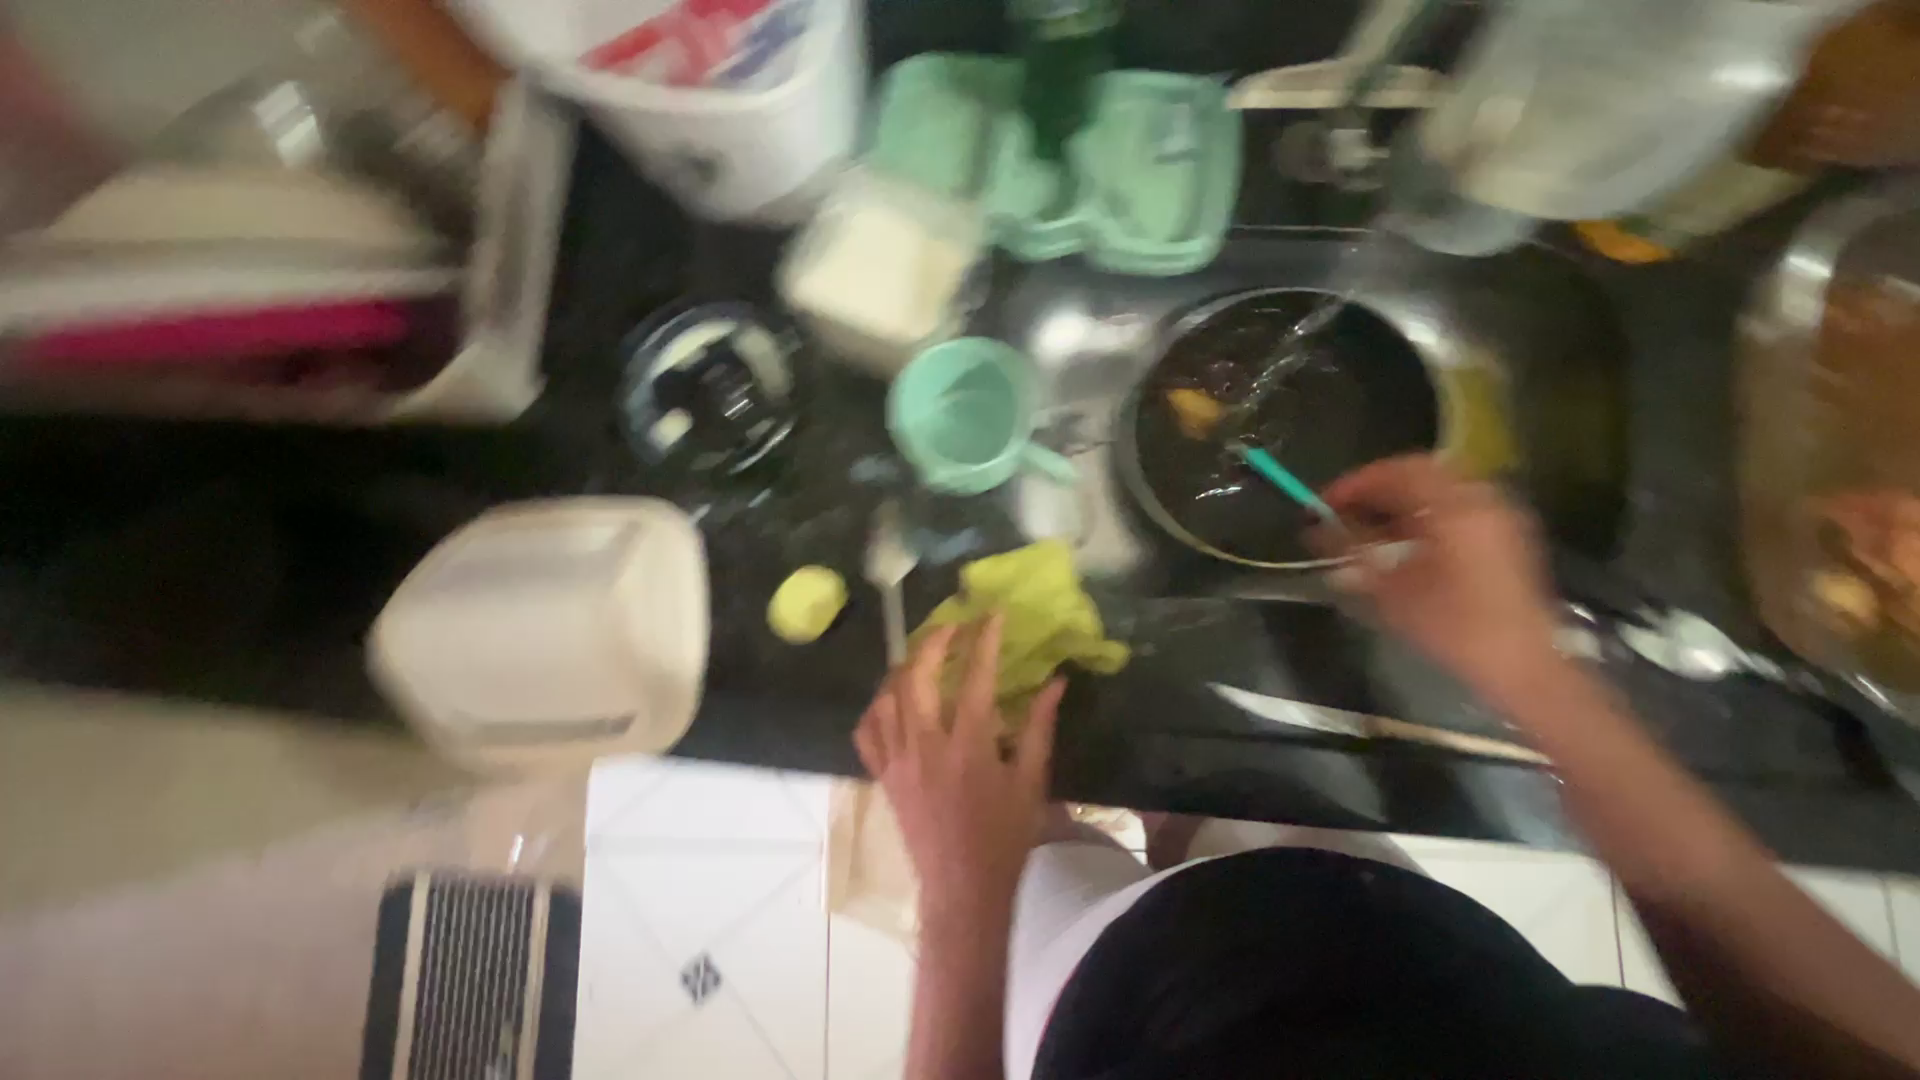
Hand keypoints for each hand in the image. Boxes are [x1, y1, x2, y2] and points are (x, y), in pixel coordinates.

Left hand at [853, 614, 1065, 924]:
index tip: (991, 614)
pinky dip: (875, 709)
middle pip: (916, 676)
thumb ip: (1039, 727)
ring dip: (903, 669)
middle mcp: (925, 746)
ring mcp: (897, 762)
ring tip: (922, 656)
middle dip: (933, 642)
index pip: (974, 677)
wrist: (962, 890)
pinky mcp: (883, 778)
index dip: (984, 640)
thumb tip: (1055, 683)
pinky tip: (891, 701)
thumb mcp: (1031, 781)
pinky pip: (866, 734)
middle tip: (952, 627)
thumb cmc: (1004, 838)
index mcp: (968, 746)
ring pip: (886, 698)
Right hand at [1317, 455, 1563, 702]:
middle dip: (1376, 487)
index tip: (1323, 505)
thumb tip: (1317, 529)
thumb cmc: (1452, 627)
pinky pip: (1456, 505)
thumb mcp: (1391, 590)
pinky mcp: (1504, 536)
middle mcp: (1481, 500)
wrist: (1522, 664)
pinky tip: (1402, 541)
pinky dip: (1423, 512)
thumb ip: (1352, 550)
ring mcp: (1498, 516)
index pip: (1396, 472)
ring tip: (1368, 526)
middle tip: (1344, 510)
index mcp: (1454, 507)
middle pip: (1420, 471)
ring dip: (1400, 499)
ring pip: (1439, 487)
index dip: (1353, 484)